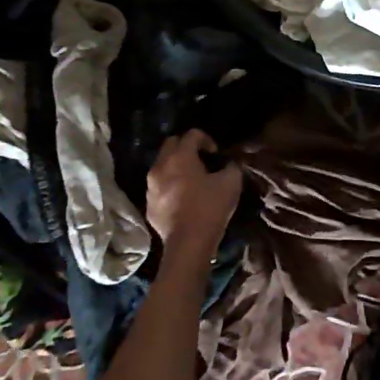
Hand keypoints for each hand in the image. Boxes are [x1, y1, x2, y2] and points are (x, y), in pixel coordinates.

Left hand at [145, 129, 242, 263]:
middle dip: (186, 147)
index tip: (216, 153)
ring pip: (161, 165)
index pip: (192, 134)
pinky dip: (169, 184)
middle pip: (171, 144)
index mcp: (180, 157)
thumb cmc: (210, 208)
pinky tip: (182, 198)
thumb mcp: (231, 183)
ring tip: (191, 179)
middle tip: (201, 160)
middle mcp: (161, 166)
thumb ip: (232, 166)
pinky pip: (158, 185)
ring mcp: (151, 186)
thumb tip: (229, 164)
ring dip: (175, 166)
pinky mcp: (148, 204)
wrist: (187, 244)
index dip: (207, 139)